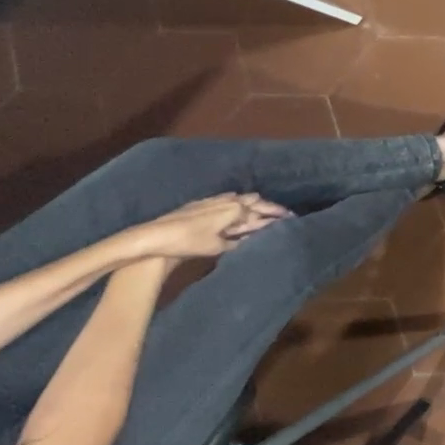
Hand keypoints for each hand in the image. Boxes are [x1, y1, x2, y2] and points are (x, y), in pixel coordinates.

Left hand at [123, 193, 289, 260]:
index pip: (263, 212)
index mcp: (237, 209)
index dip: (277, 217)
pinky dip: (237, 202)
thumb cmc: (188, 242)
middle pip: (257, 201)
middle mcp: (231, 200)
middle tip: (280, 214)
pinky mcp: (203, 202)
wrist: (153, 235)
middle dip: (269, 207)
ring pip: (242, 197)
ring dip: (253, 203)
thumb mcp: (215, 247)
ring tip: (258, 211)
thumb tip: (254, 239)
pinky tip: (234, 208)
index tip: (291, 218)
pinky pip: (228, 198)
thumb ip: (238, 241)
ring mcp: (216, 199)